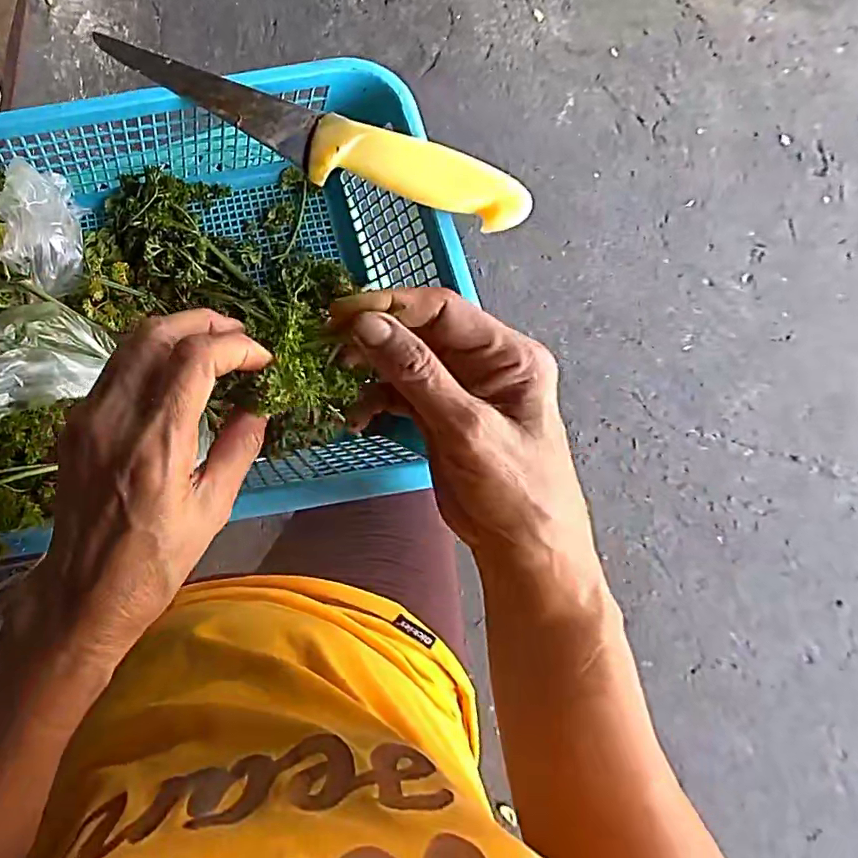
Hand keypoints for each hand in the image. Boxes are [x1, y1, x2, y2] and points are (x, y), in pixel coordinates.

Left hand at [4, 310, 271, 657]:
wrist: (80, 594)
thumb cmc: (155, 562)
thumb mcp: (213, 509)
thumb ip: (240, 447)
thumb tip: (259, 404)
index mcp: (156, 444)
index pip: (196, 359)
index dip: (237, 347)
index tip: (263, 360)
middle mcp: (116, 418)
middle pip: (158, 333)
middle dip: (207, 322)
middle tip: (240, 338)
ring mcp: (88, 415)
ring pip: (133, 341)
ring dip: (180, 331)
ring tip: (215, 346)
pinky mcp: (76, 421)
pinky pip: (120, 366)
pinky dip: (156, 354)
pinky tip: (180, 373)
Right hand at [330, 289, 596, 579]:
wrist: (525, 551)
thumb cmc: (518, 493)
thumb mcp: (466, 428)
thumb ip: (417, 372)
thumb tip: (369, 325)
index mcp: (509, 354)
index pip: (444, 310)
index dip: (392, 306)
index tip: (345, 312)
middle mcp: (486, 362)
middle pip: (422, 331)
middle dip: (376, 335)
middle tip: (332, 342)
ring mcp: (462, 388)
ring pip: (406, 359)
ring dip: (371, 367)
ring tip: (340, 378)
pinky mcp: (441, 413)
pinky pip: (401, 391)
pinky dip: (375, 399)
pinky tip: (357, 416)